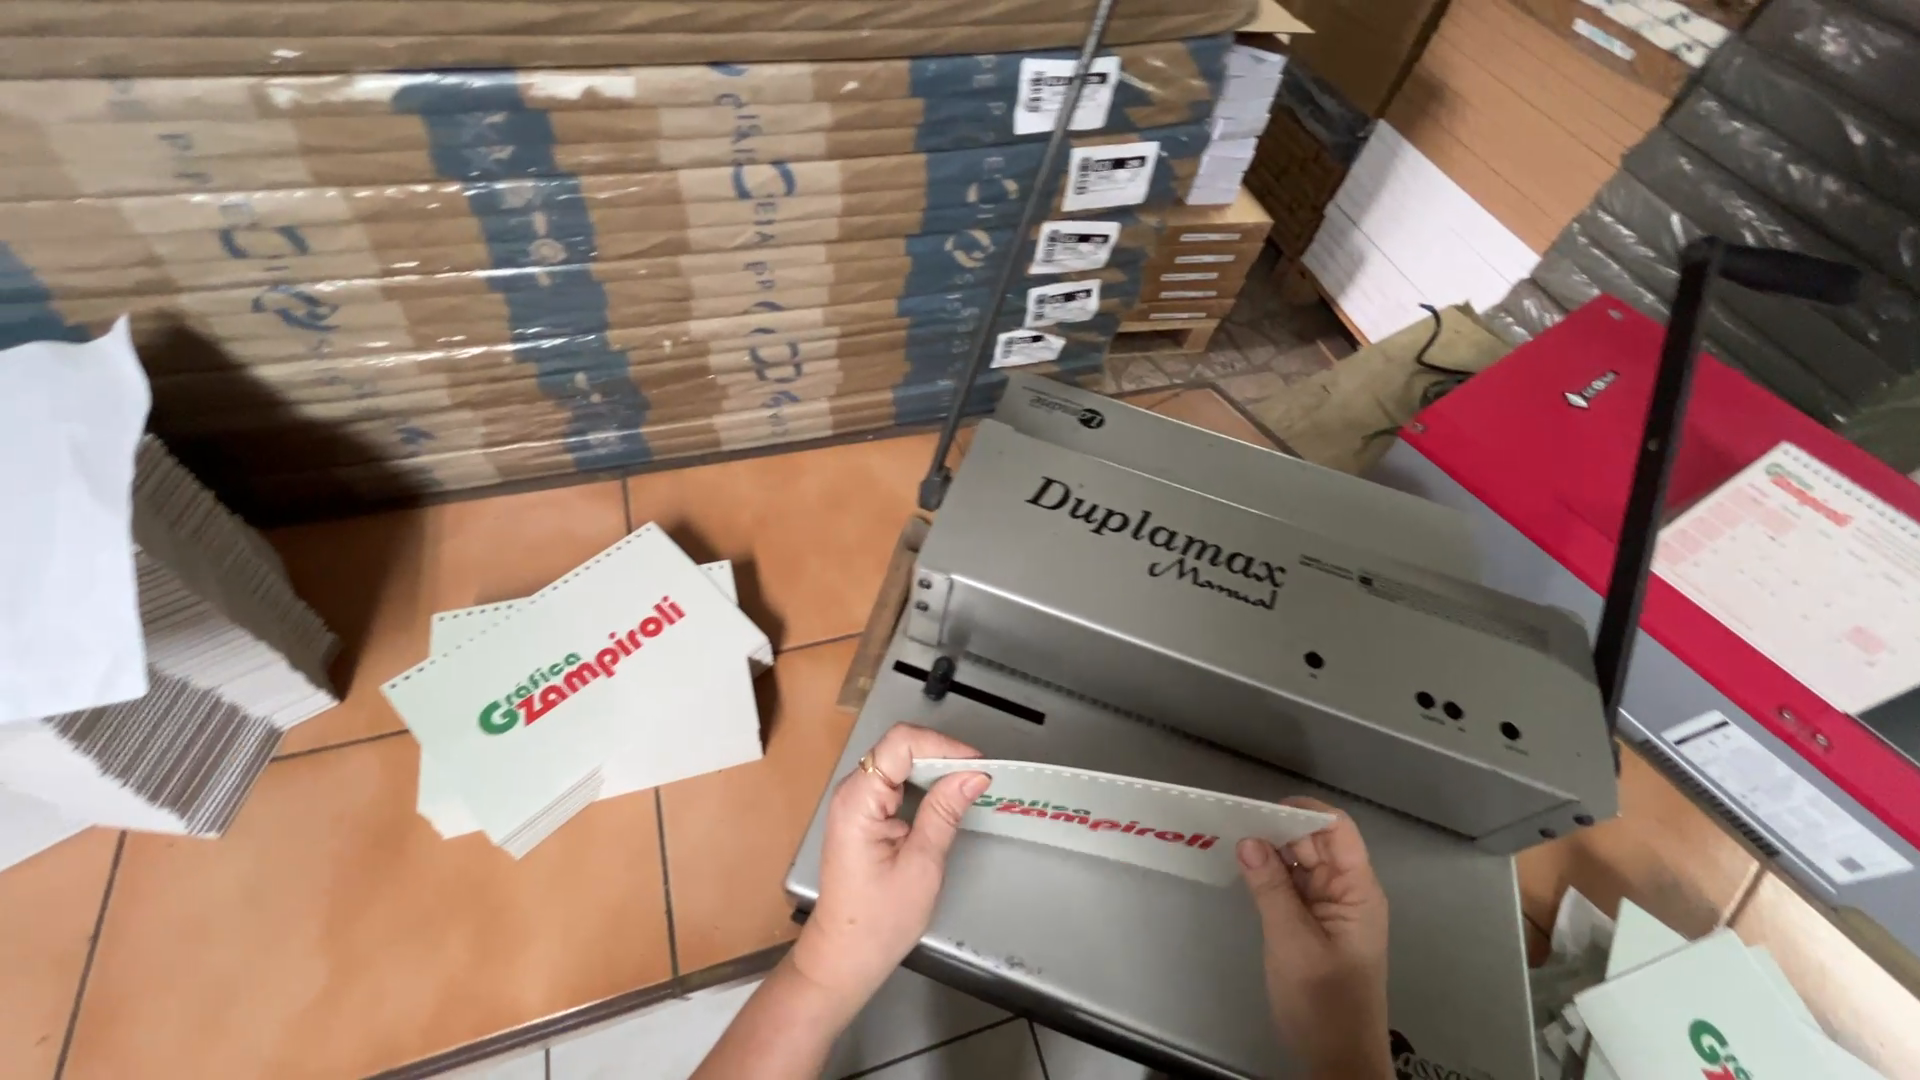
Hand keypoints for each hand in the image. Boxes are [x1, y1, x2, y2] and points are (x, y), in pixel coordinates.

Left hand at [790, 724, 988, 1017]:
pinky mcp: (863, 813)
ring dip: (935, 766)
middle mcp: (851, 791)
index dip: (941, 744)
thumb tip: (974, 774)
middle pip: (898, 747)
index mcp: (858, 800)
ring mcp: (855, 801)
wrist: (845, 957)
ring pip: (898, 760)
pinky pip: (895, 780)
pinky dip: (924, 781)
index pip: (900, 743)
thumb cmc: (880, 920)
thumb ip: (945, 812)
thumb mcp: (922, 864)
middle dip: (942, 753)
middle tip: (979, 775)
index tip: (976, 765)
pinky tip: (947, 795)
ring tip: (969, 783)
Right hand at [1237, 797, 1392, 1079]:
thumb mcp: (1292, 942)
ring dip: (1270, 849)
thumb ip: (1270, 888)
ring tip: (1230, 837)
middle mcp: (1346, 891)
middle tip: (1233, 822)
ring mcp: (1329, 906)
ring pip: (1299, 860)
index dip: (1304, 812)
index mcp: (1357, 891)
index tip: (1260, 809)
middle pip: (1315, 841)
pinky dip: (1268, 872)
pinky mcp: (1311, 921)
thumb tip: (1246, 839)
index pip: (1338, 831)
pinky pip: (1291, 882)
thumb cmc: (1323, 1002)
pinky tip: (1243, 866)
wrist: (1337, 1060)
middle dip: (1278, 828)